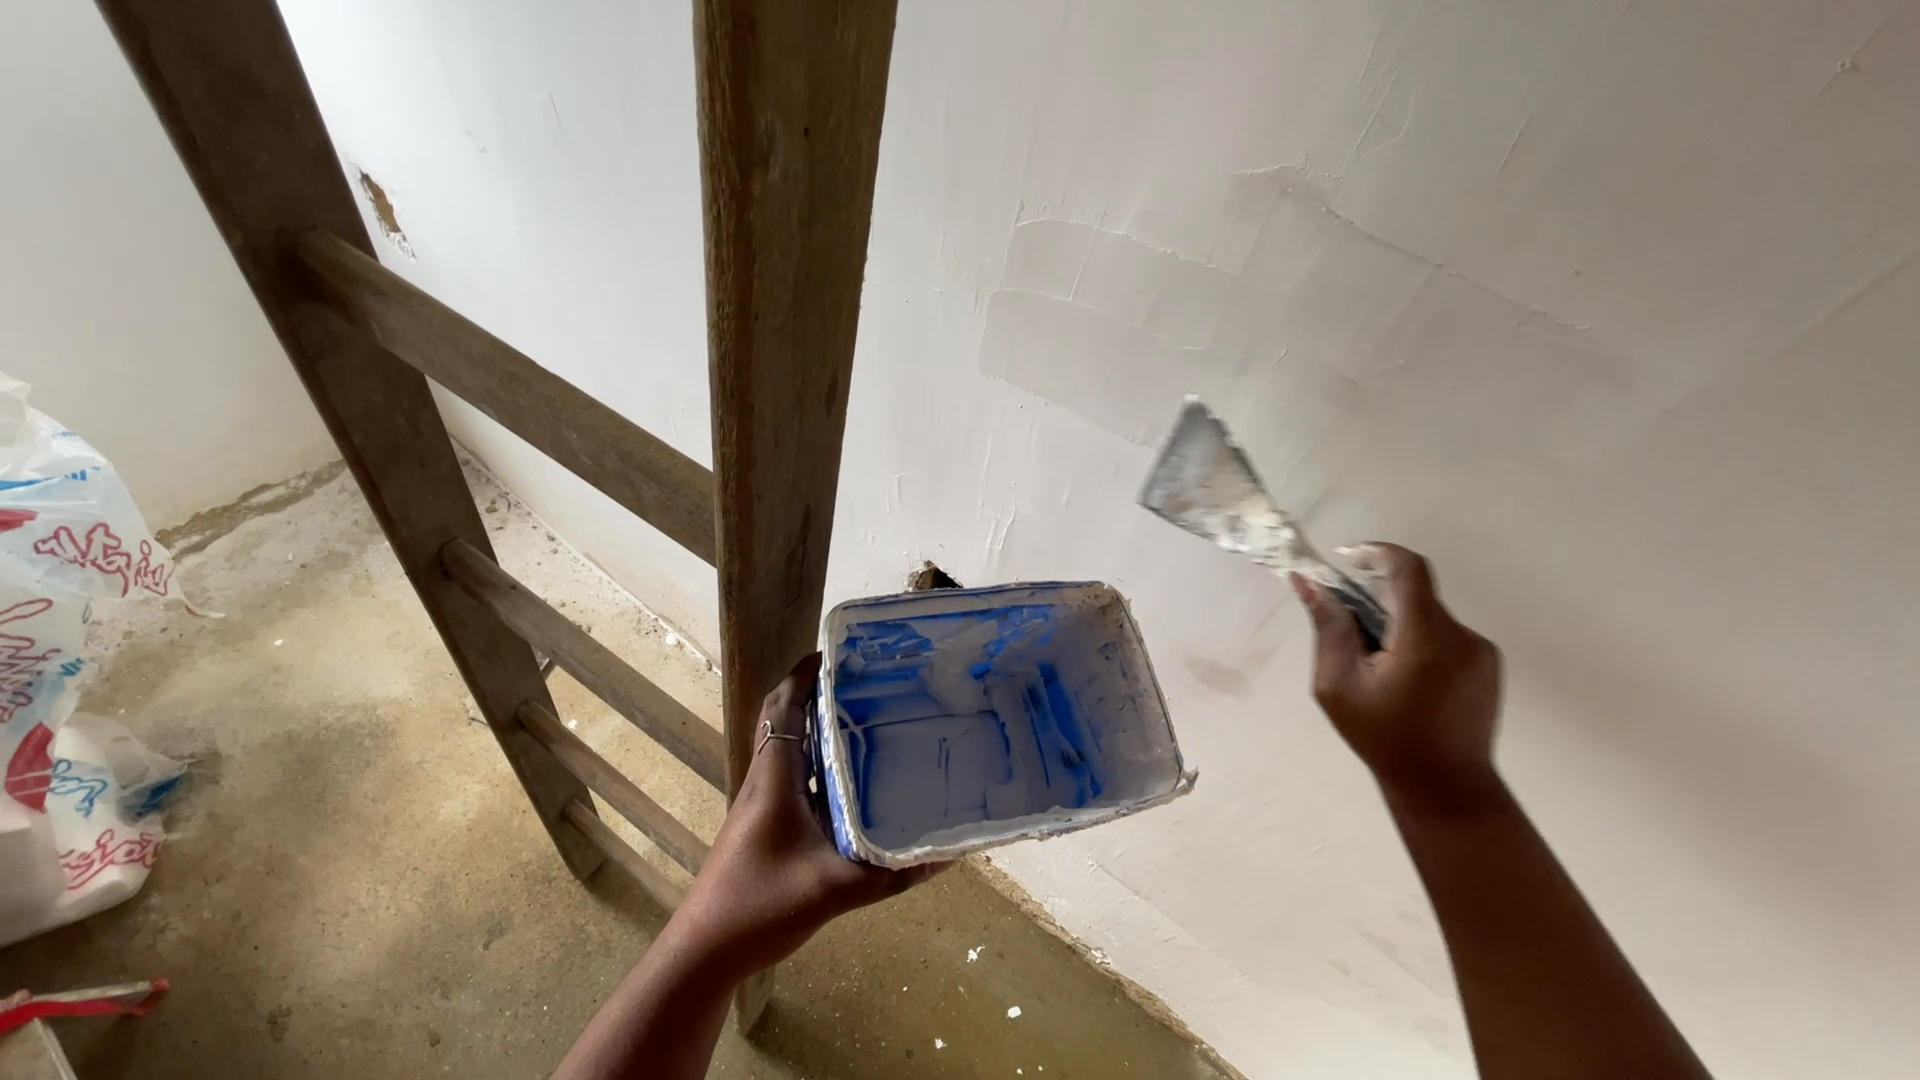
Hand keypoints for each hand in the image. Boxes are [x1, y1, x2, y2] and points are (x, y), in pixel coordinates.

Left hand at [673, 653, 944, 980]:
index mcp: (774, 776)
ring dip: (821, 728)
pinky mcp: (768, 826)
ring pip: (792, 748)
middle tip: (868, 681)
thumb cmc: (758, 905)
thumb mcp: (833, 889)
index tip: (842, 651)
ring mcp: (764, 804)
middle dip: (819, 692)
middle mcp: (766, 780)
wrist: (705, 952)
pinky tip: (856, 783)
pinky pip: (798, 779)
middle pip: (785, 718)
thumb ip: (890, 873)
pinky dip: (823, 766)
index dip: (805, 672)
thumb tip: (944, 855)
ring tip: (870, 719)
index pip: (784, 705)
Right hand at [1290, 543, 1504, 813]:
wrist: (1446, 788)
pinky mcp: (1487, 664)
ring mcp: (1480, 650)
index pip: (1407, 569)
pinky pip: (1444, 634)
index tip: (1346, 558)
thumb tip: (1307, 583)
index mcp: (1425, 639)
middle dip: (1376, 598)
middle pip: (1413, 593)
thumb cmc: (1383, 738)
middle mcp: (1461, 635)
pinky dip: (1416, 639)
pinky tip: (1401, 678)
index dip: (1375, 552)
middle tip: (1346, 626)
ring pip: (1427, 614)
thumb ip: (1328, 628)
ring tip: (1374, 664)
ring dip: (1396, 622)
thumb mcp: (1338, 685)